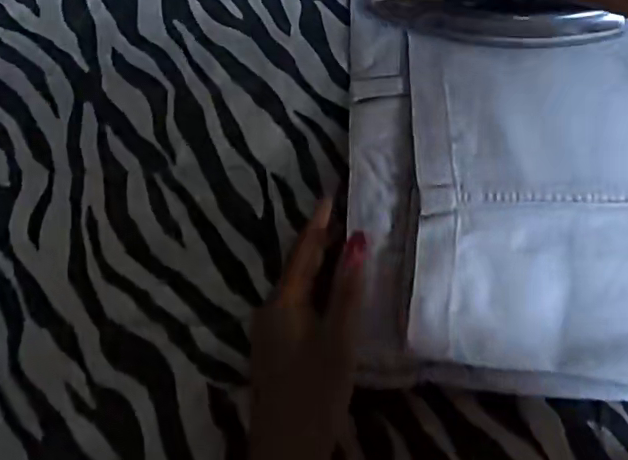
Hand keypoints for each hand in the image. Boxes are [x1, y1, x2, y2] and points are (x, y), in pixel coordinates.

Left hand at [248, 195, 365, 459]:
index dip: (319, 221)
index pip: (304, 251)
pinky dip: (317, 283)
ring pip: (299, 284)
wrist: (284, 455)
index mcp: (282, 303)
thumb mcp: (339, 338)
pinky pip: (298, 300)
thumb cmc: (315, 393)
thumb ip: (349, 288)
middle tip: (345, 211)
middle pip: (299, 265)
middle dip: (320, 238)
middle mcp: (270, 311)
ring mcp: (270, 332)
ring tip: (344, 239)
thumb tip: (358, 238)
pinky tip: (333, 285)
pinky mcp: (276, 348)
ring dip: (320, 261)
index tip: (332, 193)